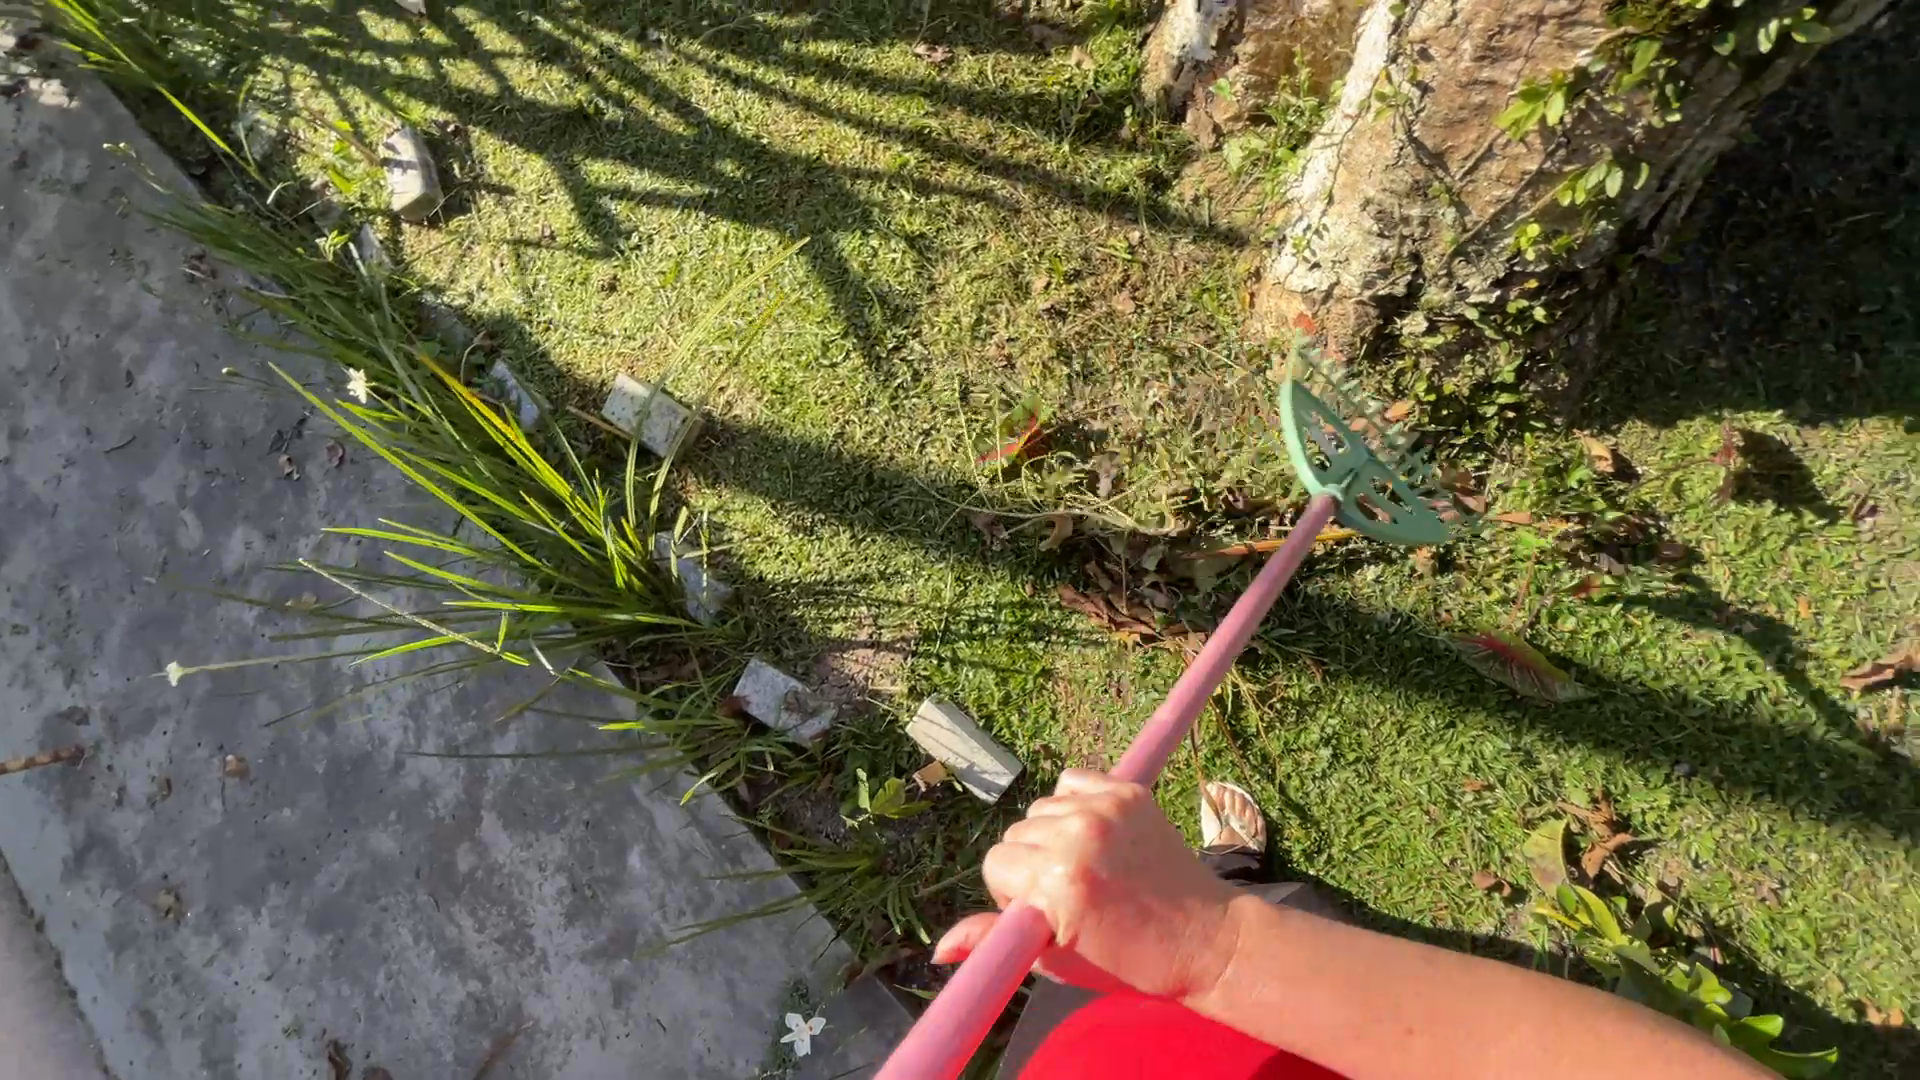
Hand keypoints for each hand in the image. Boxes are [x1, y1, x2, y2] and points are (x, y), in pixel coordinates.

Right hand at [931, 769, 1242, 1002]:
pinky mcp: (1126, 790)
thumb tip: (940, 949)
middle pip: (1017, 833)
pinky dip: (1076, 801)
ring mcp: (1103, 810)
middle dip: (1032, 861)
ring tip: (1089, 862)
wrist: (1204, 938)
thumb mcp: (1054, 961)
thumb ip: (993, 943)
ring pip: (1042, 807)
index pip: (996, 864)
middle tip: (1070, 889)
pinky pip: (1073, 780)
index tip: (1043, 908)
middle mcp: (1076, 838)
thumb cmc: (1126, 961)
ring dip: (1054, 831)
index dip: (1013, 890)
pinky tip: (1097, 831)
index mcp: (1055, 885)